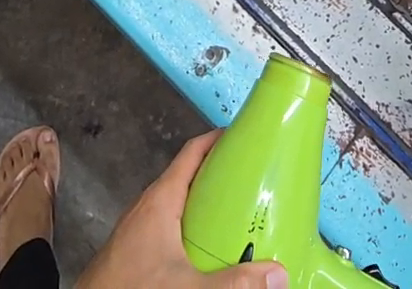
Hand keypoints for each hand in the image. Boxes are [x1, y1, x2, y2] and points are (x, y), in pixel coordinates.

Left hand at [77, 130, 288, 288]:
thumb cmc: (133, 286)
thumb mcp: (189, 287)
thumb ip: (234, 282)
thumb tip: (278, 274)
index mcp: (162, 198)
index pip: (192, 151)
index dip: (218, 138)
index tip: (245, 136)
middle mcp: (150, 204)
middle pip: (189, 175)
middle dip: (219, 174)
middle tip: (252, 180)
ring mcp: (140, 225)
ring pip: (179, 200)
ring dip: (205, 201)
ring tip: (238, 212)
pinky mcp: (136, 245)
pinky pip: (170, 222)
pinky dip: (192, 223)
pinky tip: (207, 247)